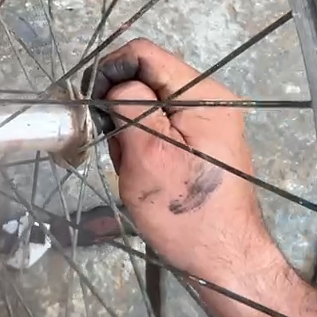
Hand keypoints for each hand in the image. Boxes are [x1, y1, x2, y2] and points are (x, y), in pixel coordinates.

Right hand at [93, 39, 283, 285]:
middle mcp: (207, 100)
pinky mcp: (196, 142)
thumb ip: (131, 106)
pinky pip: (155, 126)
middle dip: (118, 106)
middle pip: (144, 77)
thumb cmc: (185, 213)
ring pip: (145, 103)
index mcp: (203, 96)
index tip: (93, 103)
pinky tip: (141, 170)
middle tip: (116, 145)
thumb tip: (114, 80)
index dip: (111, 70)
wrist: (222, 263)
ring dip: (126, 129)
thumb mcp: (149, 155)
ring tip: (131, 165)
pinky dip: (138, 143)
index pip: (144, 53)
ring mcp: (203, 122)